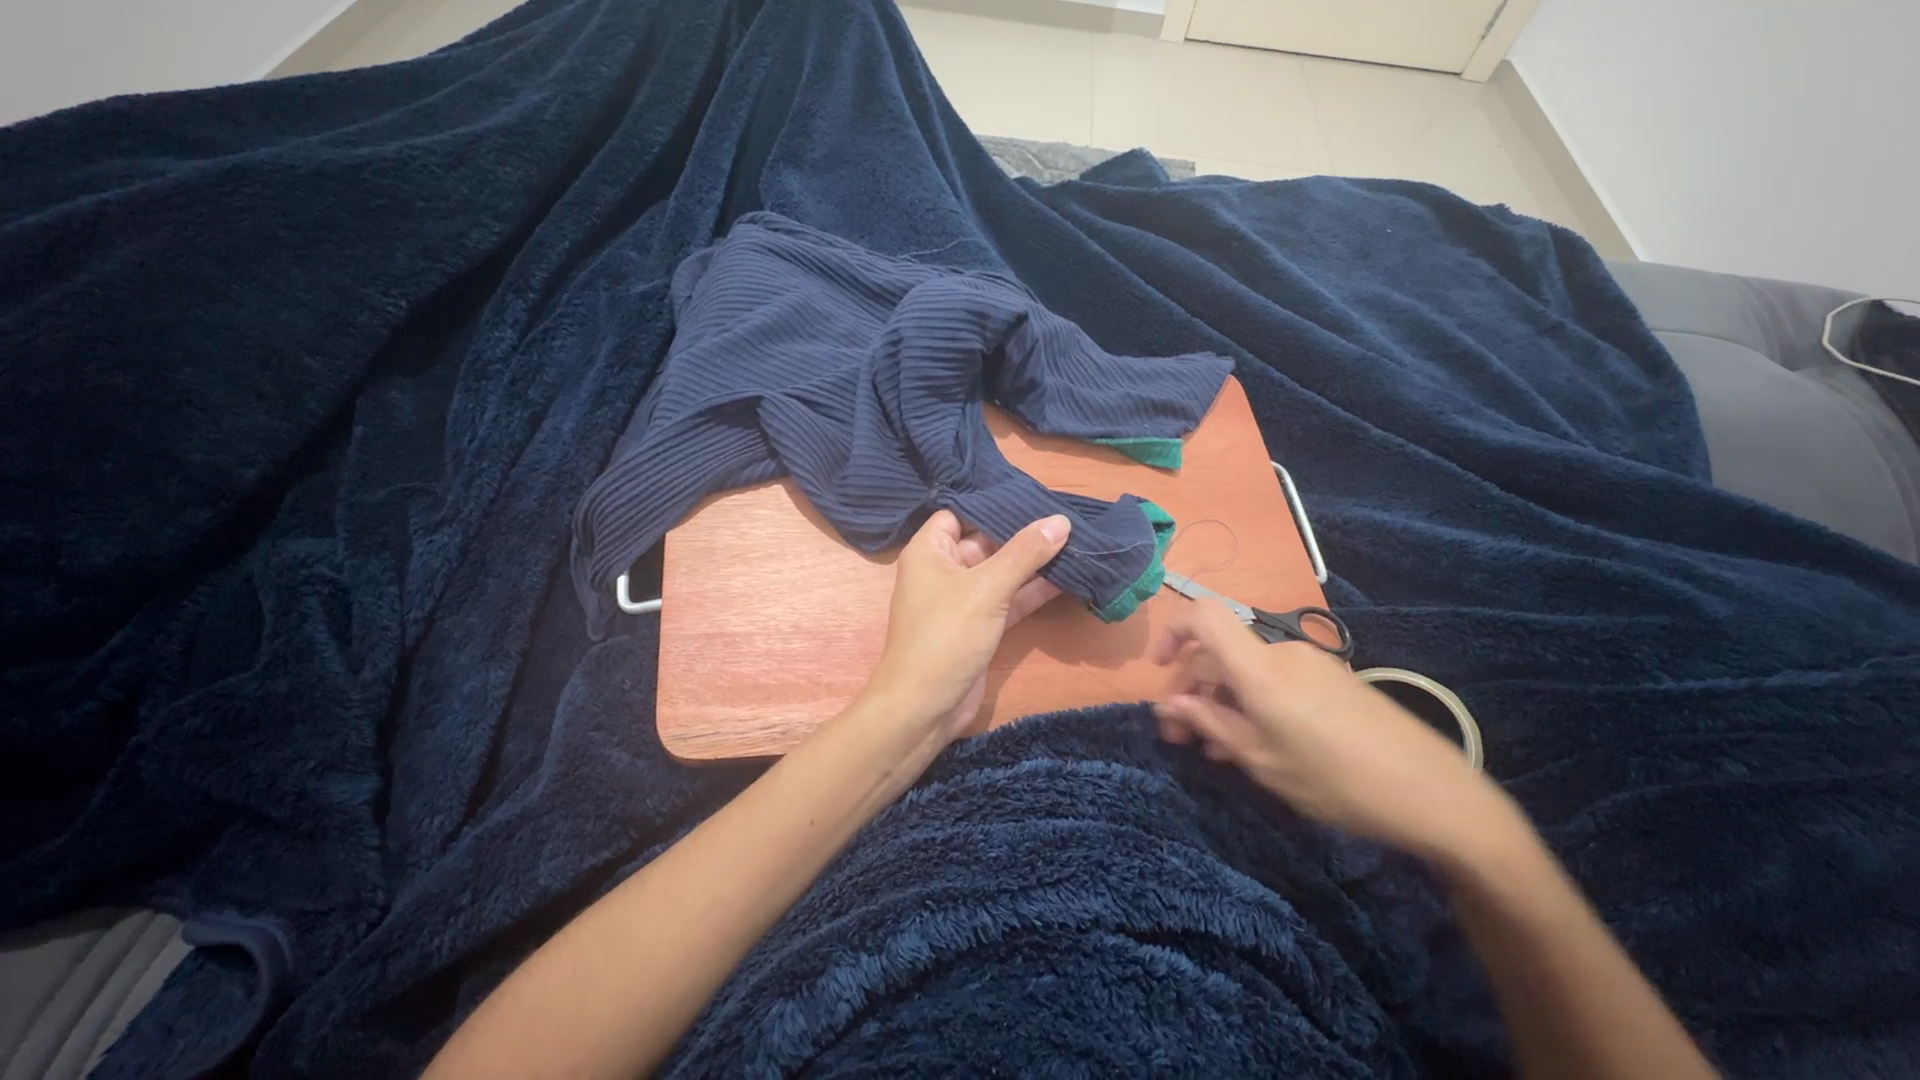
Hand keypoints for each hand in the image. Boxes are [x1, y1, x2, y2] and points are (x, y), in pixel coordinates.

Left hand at [862, 510, 1070, 741]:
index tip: (1032, 494)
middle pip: (986, 542)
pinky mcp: (979, 627)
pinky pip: (1009, 600)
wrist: (924, 707)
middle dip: (1023, 533)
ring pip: (1002, 573)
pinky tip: (1069, 577)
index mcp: (929, 551)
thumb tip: (1061, 520)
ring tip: (1078, 542)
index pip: (960, 513)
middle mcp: (943, 571)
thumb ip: (1025, 553)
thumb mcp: (987, 588)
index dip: (992, 504)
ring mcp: (962, 601)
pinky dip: (1033, 591)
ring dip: (1034, 563)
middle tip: (1066, 516)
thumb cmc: (946, 635)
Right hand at [1152, 598, 1521, 864]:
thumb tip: (1172, 702)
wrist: (1433, 792)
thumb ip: (1214, 724)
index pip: (1204, 617)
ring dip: (1221, 699)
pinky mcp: (1332, 681)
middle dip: (1190, 687)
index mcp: (1262, 669)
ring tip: (1212, 748)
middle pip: (1220, 651)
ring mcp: (1312, 666)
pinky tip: (1250, 743)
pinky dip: (1251, 702)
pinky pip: (1275, 680)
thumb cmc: (1338, 782)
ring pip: (1246, 670)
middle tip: (1179, 738)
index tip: (1160, 672)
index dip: (1173, 633)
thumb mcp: (1264, 761)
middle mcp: (1283, 655)